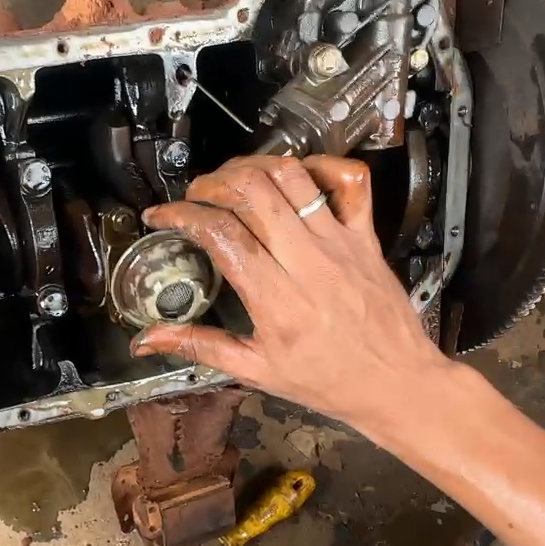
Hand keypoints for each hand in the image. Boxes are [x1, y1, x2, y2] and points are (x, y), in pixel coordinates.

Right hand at [133, 155, 461, 436]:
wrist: (395, 382)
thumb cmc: (327, 381)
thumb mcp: (255, 371)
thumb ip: (200, 346)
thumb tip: (149, 339)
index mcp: (275, 299)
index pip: (221, 235)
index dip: (183, 215)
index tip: (162, 216)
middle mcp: (307, 262)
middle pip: (253, 193)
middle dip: (212, 184)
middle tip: (195, 196)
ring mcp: (339, 242)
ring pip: (293, 177)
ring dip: (254, 167)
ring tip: (232, 179)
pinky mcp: (365, 235)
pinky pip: (348, 181)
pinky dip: (319, 164)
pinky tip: (294, 175)